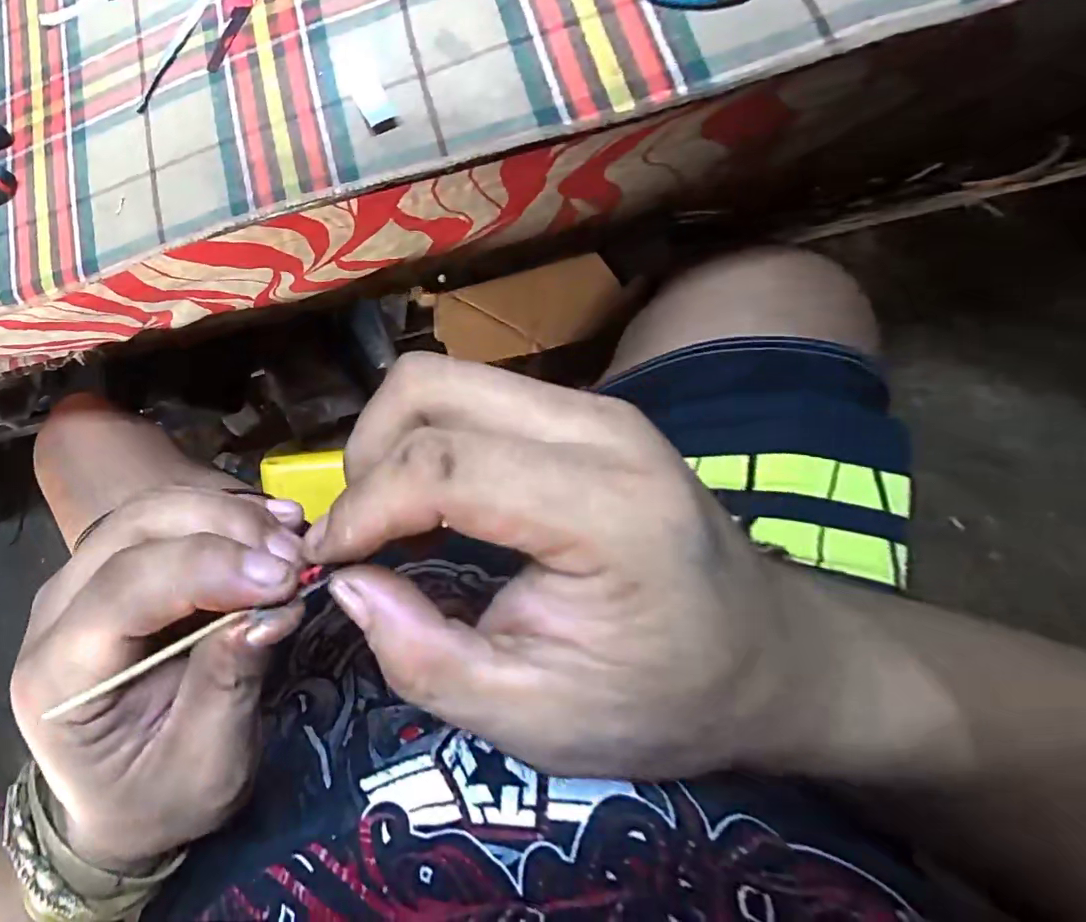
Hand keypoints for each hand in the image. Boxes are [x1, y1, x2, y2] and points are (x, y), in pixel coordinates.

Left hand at [9, 488, 307, 869]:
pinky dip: (213, 514)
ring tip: (289, 532)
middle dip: (219, 527)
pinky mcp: (105, 567)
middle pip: (130, 531)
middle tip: (295, 552)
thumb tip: (275, 605)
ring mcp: (75, 579)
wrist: (111, 800)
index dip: (203, 568)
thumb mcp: (204, 768)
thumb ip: (229, 683)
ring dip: (220, 512)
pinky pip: (157, 520)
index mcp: (55, 672)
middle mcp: (52, 609)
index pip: (123, 589)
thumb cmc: (151, 797)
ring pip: (145, 512)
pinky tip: (264, 521)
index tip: (282, 576)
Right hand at [307, 352, 810, 779]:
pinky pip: (455, 394)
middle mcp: (597, 430)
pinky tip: (427, 502)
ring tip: (391, 517)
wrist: (775, 657)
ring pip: (431, 380)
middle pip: (424, 389)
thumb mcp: (535, 721)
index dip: (362, 507)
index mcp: (609, 513)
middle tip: (363, 534)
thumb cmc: (661, 698)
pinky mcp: (566, 407)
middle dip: (365, 458)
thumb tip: (345, 582)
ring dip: (384, 444)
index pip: (443, 466)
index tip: (327, 559)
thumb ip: (424, 661)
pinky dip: (413, 440)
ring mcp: (585, 407)